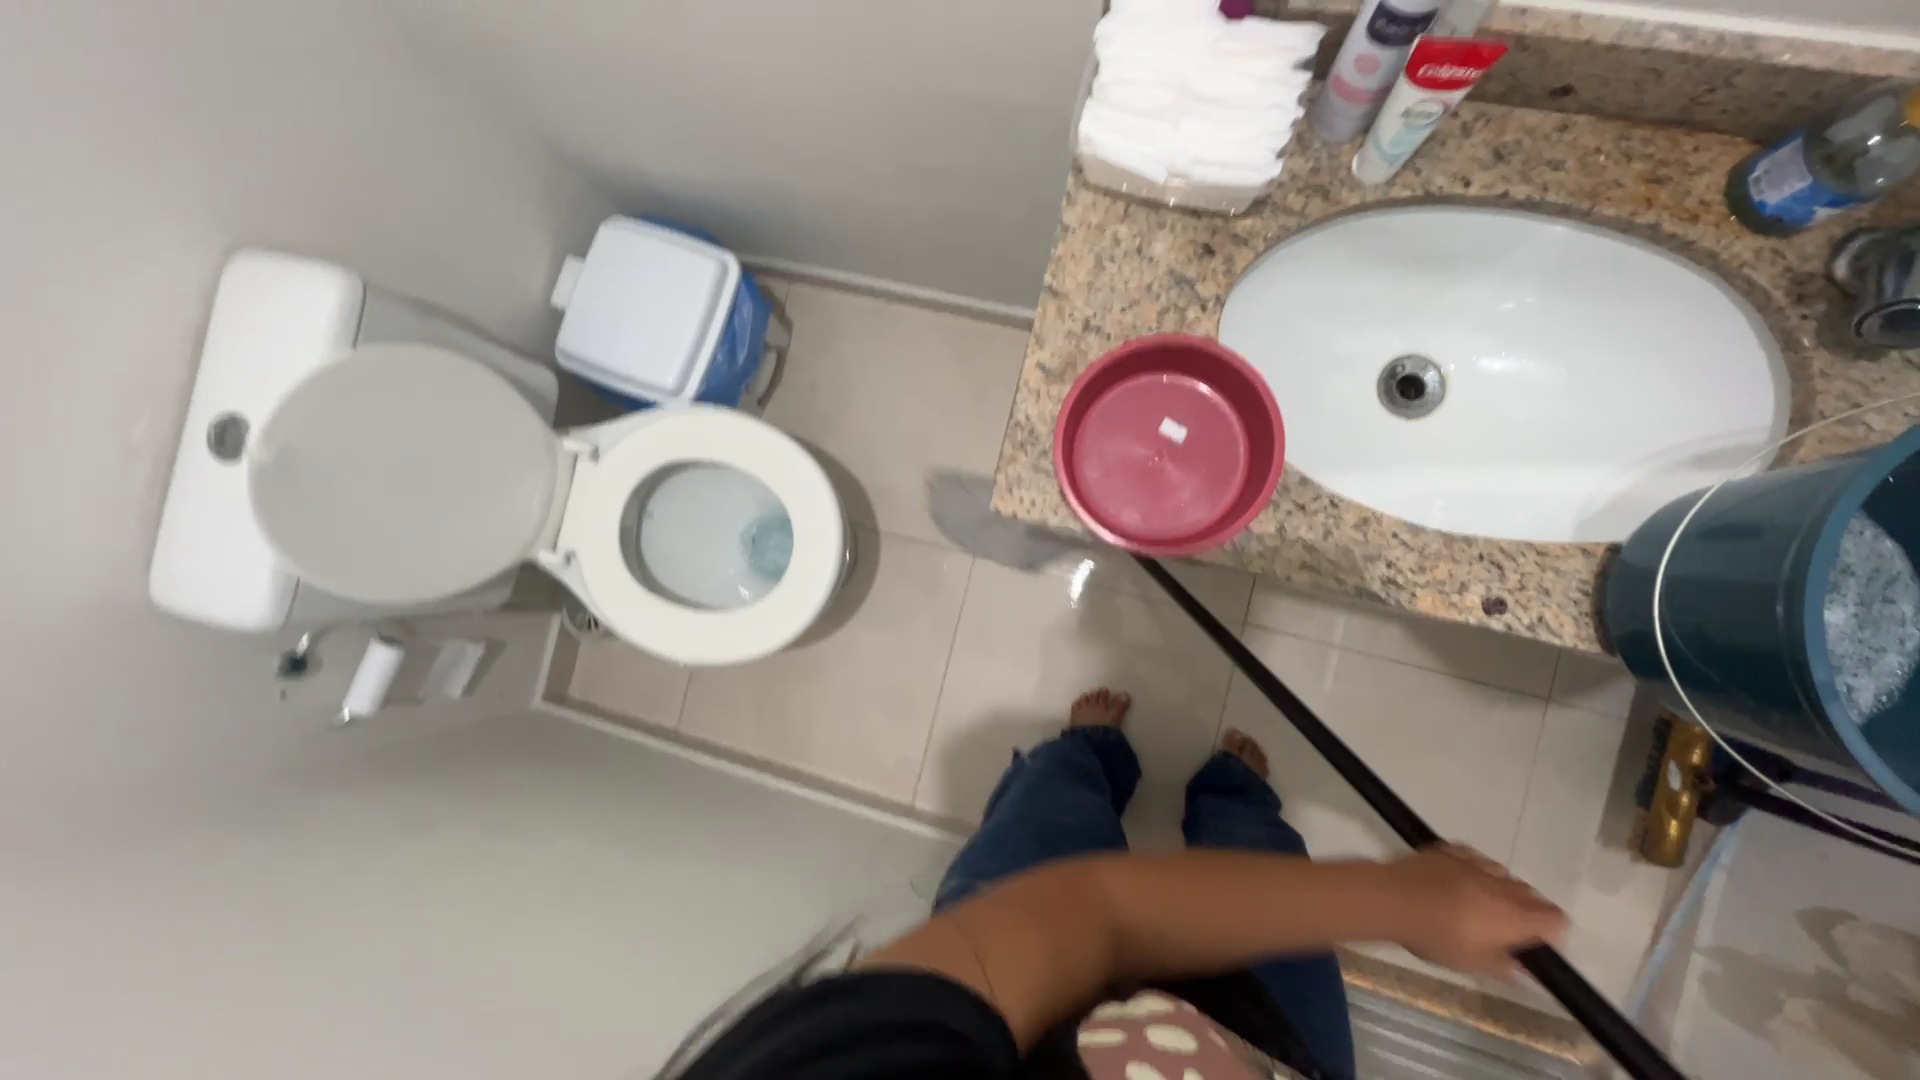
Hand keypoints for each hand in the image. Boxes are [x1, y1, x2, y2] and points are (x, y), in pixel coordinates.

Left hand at [1382, 844, 1567, 980]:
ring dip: (1499, 887)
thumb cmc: (1436, 936)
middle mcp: (1501, 885)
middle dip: (1526, 911)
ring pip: (1502, 873)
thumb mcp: (1474, 964)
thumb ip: (1505, 967)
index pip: (1556, 918)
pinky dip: (1473, 868)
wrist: (1392, 898)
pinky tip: (1458, 879)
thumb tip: (1525, 973)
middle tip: (1504, 928)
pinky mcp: (1448, 849)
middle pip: (1531, 895)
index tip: (1535, 944)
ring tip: (1478, 903)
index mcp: (1515, 915)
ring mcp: (1473, 862)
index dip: (1551, 932)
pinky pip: (1473, 857)